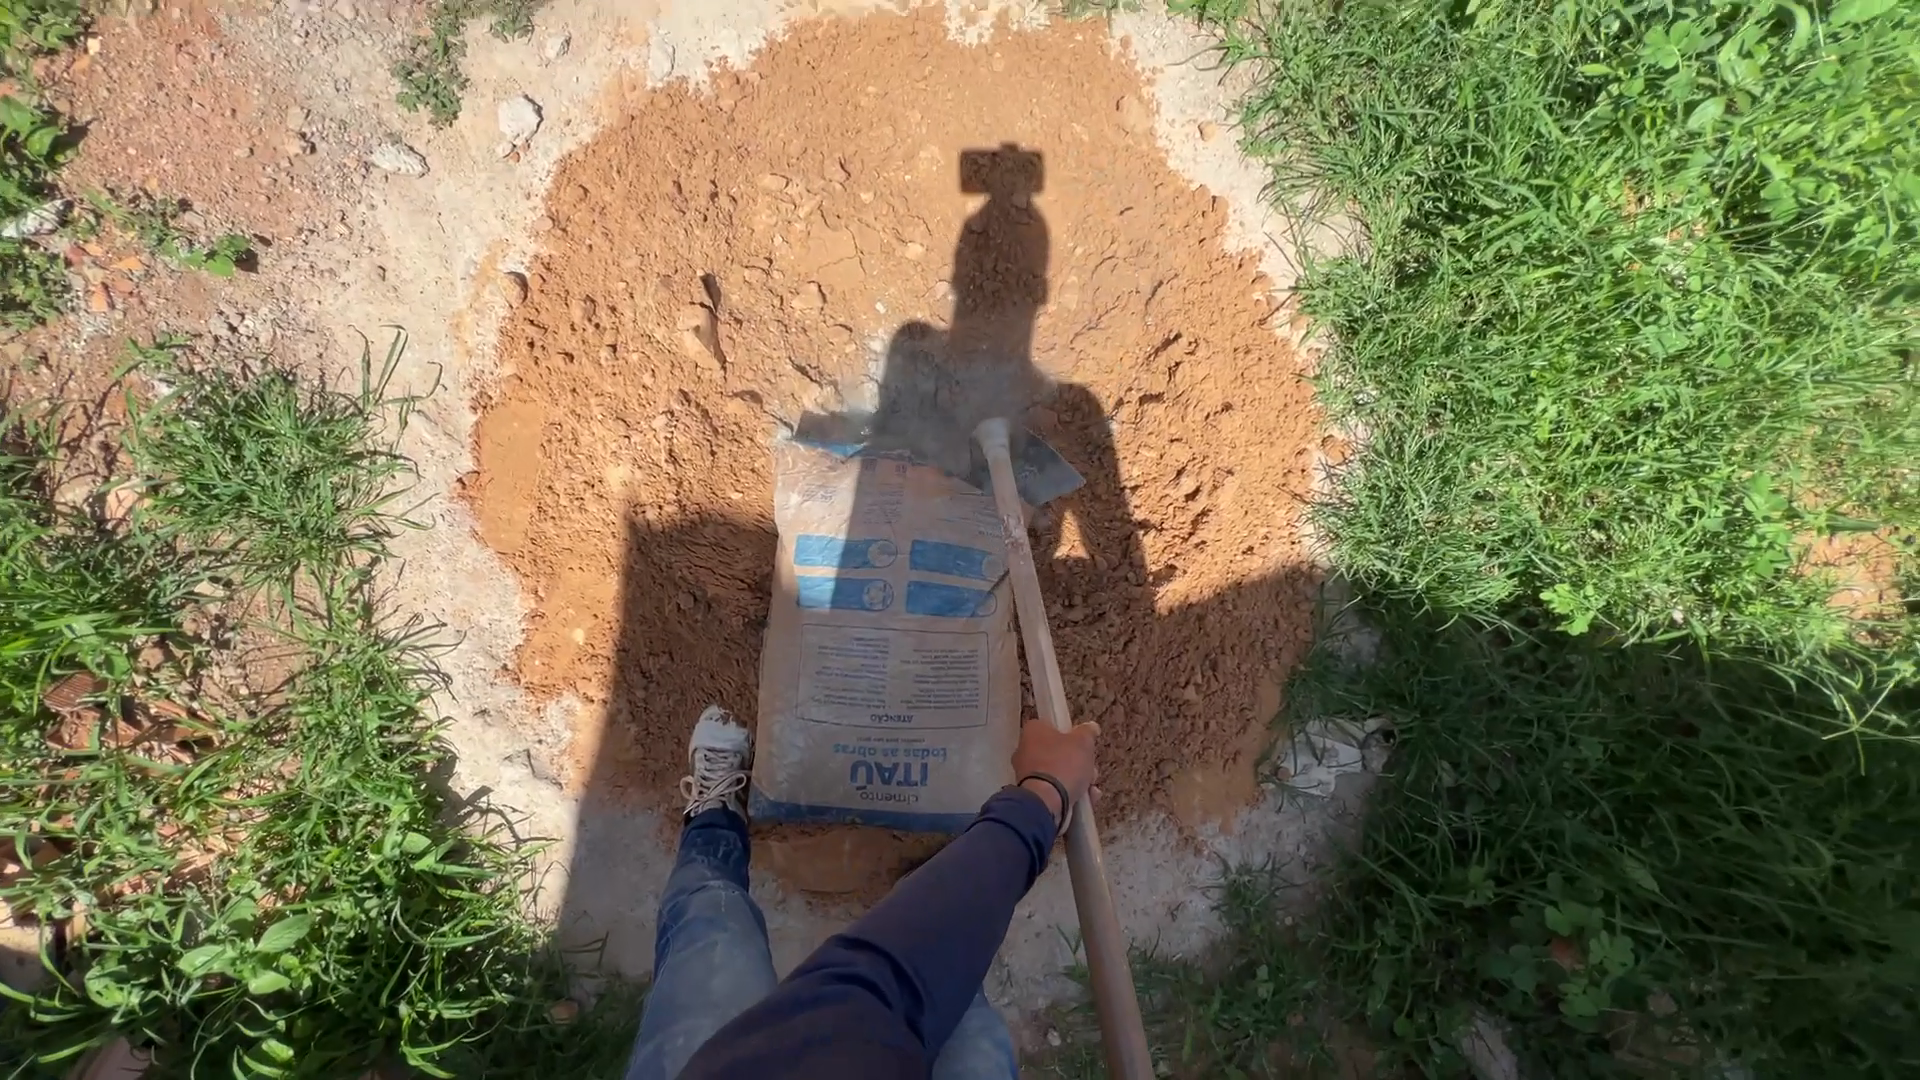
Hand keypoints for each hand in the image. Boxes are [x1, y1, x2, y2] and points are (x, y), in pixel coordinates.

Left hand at [1011, 718, 1099, 822]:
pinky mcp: (1031, 793)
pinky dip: (1068, 794)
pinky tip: (1084, 801)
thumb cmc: (1063, 764)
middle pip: (1058, 752)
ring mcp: (1025, 773)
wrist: (1046, 802)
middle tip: (1089, 769)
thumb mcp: (1083, 742)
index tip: (1083, 745)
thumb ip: (1087, 732)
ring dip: (1077, 780)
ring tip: (1090, 789)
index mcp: (1033, 730)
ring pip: (1058, 773)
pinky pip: (1053, 789)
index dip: (1071, 735)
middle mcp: (1024, 749)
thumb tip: (1091, 727)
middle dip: (1078, 763)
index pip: (1053, 726)